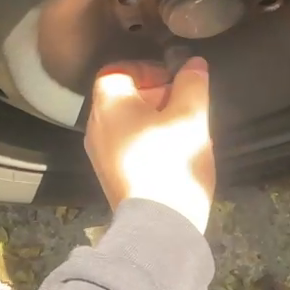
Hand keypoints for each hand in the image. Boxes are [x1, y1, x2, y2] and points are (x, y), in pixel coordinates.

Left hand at [84, 57, 213, 232]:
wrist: (158, 224)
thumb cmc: (172, 162)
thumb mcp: (191, 117)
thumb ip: (192, 85)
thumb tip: (193, 65)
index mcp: (108, 105)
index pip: (119, 70)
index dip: (148, 69)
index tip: (174, 80)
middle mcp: (96, 127)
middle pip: (123, 98)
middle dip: (155, 96)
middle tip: (184, 105)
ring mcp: (100, 156)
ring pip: (127, 125)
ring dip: (154, 121)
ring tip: (182, 131)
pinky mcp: (110, 177)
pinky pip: (126, 148)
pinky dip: (146, 144)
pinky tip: (172, 156)